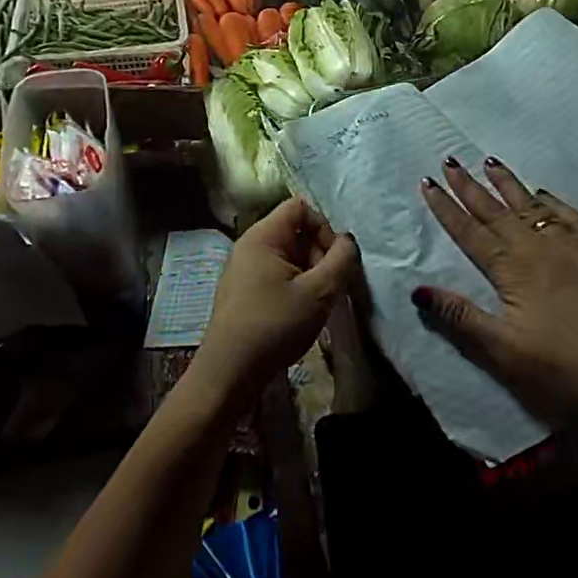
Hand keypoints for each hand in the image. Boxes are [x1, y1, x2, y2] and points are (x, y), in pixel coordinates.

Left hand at [193, 197, 358, 398]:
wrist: (230, 370)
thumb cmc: (274, 326)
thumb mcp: (318, 292)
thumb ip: (341, 260)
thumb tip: (348, 241)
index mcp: (262, 236)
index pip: (299, 207)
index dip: (324, 227)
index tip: (334, 260)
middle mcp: (249, 246)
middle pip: (295, 231)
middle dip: (320, 254)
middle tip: (329, 286)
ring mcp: (244, 269)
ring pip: (288, 256)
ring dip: (310, 274)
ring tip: (317, 304)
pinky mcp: (244, 291)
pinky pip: (277, 275)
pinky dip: (295, 287)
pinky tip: (300, 314)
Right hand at [415, 156, 577, 434]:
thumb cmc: (572, 373)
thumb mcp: (507, 354)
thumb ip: (462, 319)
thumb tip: (419, 291)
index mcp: (516, 271)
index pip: (471, 233)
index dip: (446, 209)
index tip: (426, 183)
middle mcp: (544, 251)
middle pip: (498, 213)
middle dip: (470, 187)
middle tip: (450, 161)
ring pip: (535, 209)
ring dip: (509, 186)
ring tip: (489, 163)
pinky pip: (574, 218)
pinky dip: (554, 203)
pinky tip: (546, 196)